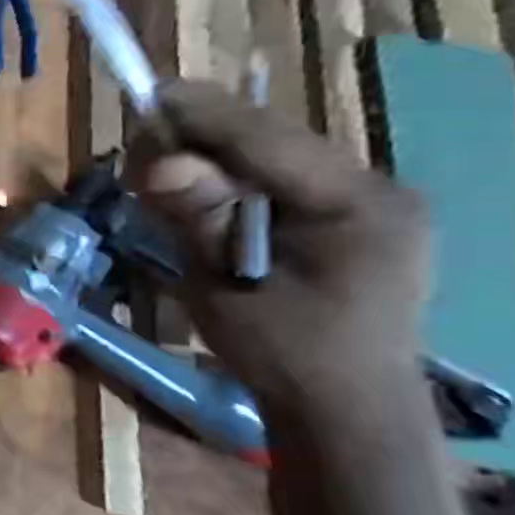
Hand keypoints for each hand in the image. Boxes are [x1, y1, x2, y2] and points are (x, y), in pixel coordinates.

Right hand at [133, 81, 430, 417]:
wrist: (346, 418)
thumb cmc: (287, 358)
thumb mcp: (227, 286)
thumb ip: (197, 216)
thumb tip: (155, 159)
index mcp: (359, 205)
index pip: (267, 138)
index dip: (201, 114)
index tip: (146, 96)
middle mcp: (374, 189)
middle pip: (269, 139)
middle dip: (200, 137)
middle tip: (140, 152)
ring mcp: (368, 202)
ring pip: (270, 155)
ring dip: (211, 158)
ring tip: (160, 177)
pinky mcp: (350, 217)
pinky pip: (276, 178)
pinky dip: (230, 179)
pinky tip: (199, 195)